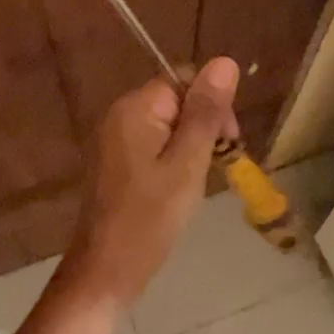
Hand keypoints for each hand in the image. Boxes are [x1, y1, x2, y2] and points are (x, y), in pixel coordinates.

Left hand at [57, 58, 239, 309]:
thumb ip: (205, 113)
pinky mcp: (115, 164)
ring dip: (190, 147)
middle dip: (202, 127)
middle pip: (175, 101)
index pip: (183, 79)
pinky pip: (152, 146)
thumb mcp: (187, 164)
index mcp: (134, 108)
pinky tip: (178, 191)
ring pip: (167, 126)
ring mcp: (114, 141)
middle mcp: (119, 115)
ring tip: (197, 184)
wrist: (106, 271)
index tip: (227, 143)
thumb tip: (224, 61)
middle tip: (215, 167)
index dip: (212, 104)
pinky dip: (172, 161)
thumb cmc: (150, 218)